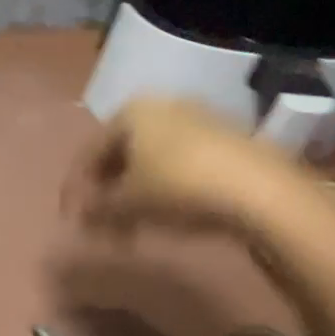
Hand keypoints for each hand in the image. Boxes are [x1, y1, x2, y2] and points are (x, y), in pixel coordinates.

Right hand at [62, 97, 310, 235]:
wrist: (263, 192)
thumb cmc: (178, 187)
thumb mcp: (126, 203)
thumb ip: (95, 207)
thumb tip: (79, 214)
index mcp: (131, 110)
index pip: (89, 152)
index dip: (76, 189)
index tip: (71, 219)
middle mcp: (163, 106)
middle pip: (122, 155)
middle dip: (108, 194)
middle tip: (102, 227)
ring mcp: (199, 120)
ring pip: (152, 162)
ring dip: (136, 196)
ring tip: (134, 229)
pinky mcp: (229, 141)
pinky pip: (180, 166)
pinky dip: (166, 190)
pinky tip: (168, 217)